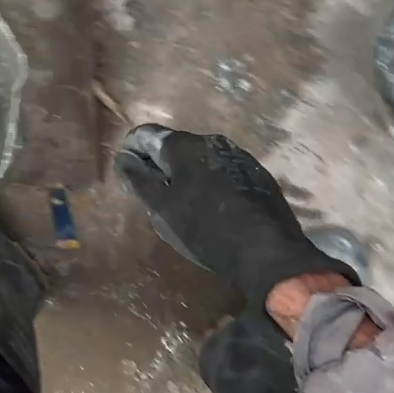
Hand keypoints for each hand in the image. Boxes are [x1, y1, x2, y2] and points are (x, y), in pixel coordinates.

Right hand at [114, 124, 355, 307]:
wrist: (271, 257)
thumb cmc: (204, 229)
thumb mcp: (160, 208)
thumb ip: (137, 179)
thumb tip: (122, 158)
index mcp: (183, 144)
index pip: (144, 135)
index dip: (130, 151)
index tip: (126, 173)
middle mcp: (210, 141)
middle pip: (173, 145)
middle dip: (158, 164)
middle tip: (153, 192)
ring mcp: (239, 156)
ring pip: (200, 158)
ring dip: (186, 173)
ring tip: (183, 201)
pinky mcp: (259, 175)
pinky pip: (222, 170)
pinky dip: (210, 182)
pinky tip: (212, 206)